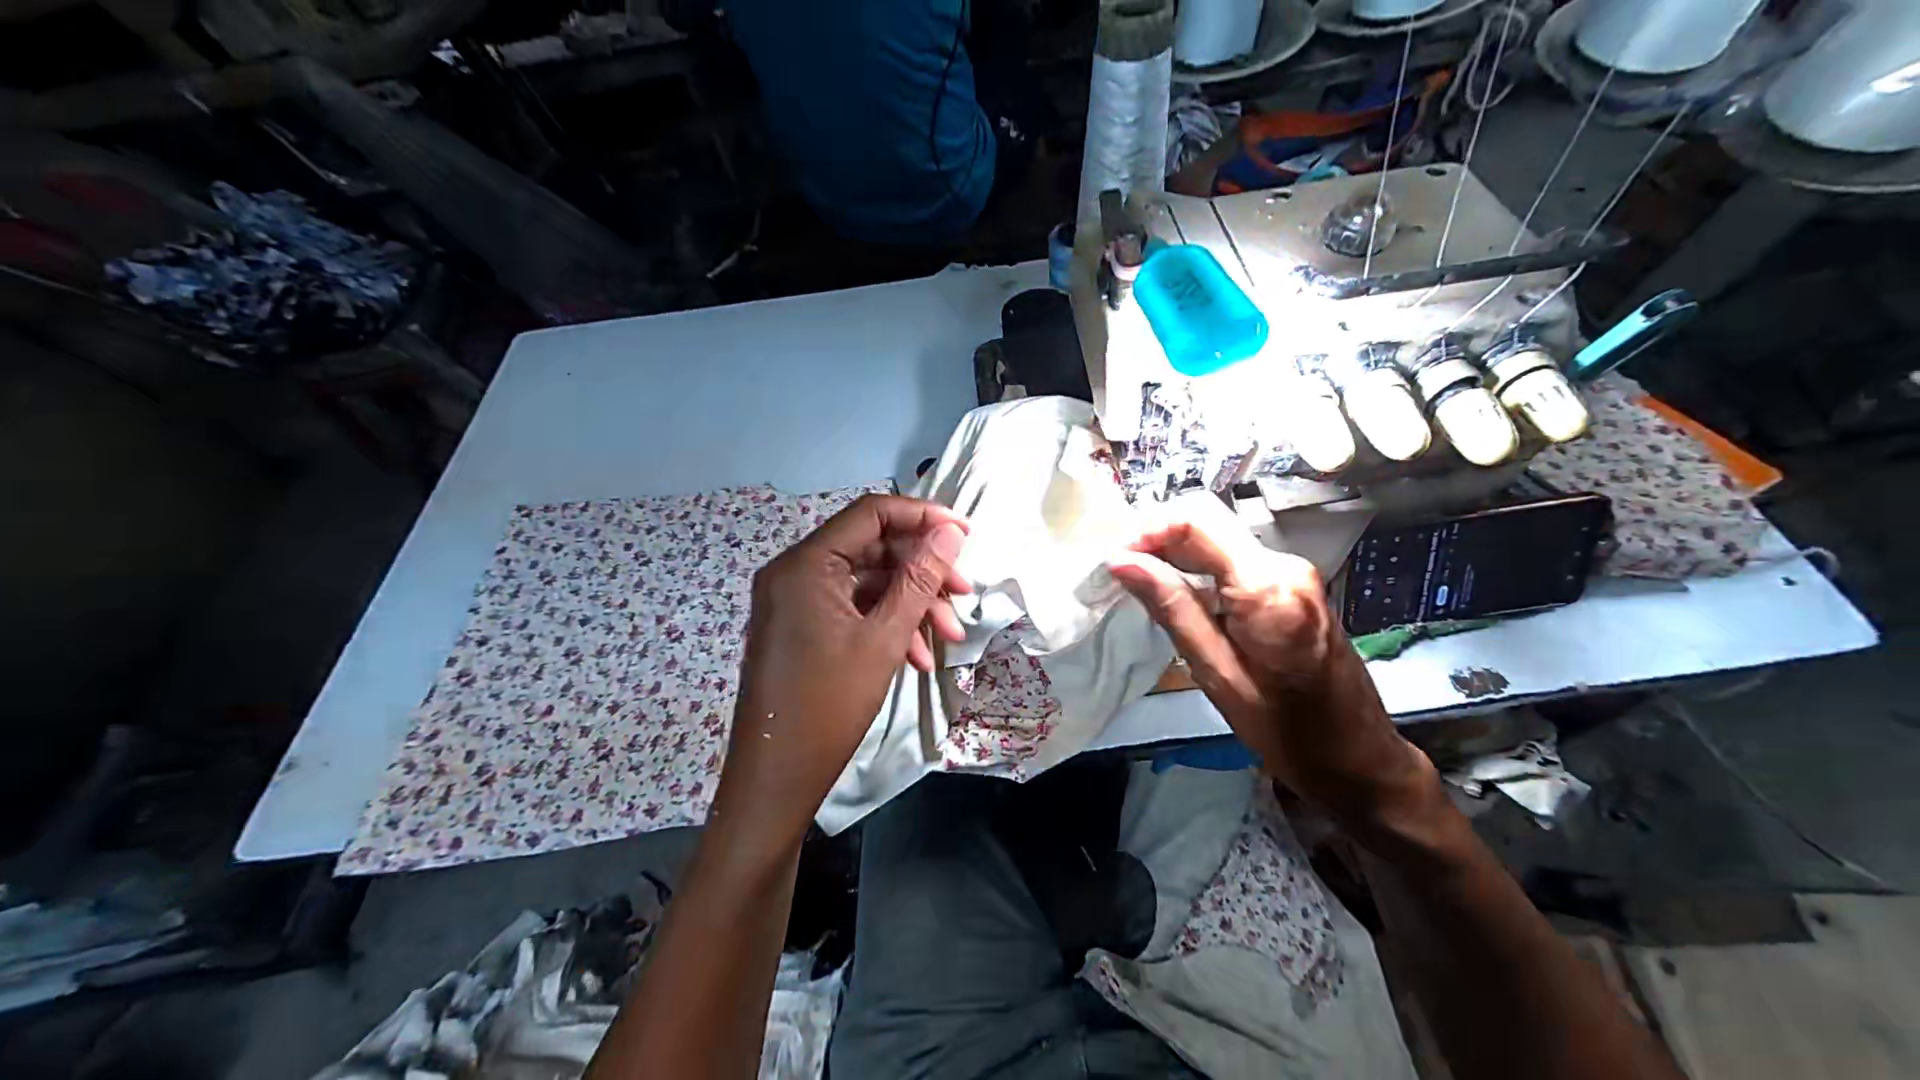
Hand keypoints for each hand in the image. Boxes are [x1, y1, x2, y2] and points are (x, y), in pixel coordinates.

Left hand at [711, 494, 969, 846]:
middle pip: (871, 549)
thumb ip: (919, 579)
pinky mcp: (800, 626)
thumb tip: (950, 533)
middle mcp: (794, 571)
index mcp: (805, 564)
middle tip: (963, 594)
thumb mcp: (884, 639)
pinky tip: (918, 656)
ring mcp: (794, 600)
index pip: (870, 514)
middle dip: (922, 572)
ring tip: (949, 636)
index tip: (965, 536)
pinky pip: (850, 608)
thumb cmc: (828, 705)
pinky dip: (885, 625)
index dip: (923, 517)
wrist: (775, 776)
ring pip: (866, 582)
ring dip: (910, 604)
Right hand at [1107, 507, 1445, 842]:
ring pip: (1218, 538)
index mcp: (1267, 587)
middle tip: (1120, 573)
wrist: (1358, 758)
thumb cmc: (1286, 731)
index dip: (1147, 531)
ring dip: (1175, 554)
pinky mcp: (1293, 584)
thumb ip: (1172, 609)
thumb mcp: (1217, 674)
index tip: (1114, 561)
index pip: (1196, 523)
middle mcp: (1285, 566)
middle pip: (1207, 522)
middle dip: (1157, 540)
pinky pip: (1233, 559)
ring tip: (1140, 586)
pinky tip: (1177, 596)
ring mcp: (1294, 572)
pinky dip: (1199, 568)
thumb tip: (1123, 563)